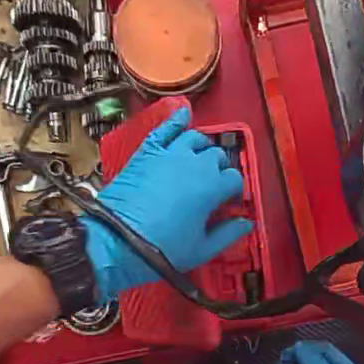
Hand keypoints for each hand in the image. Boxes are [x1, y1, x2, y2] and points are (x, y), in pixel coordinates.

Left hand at [83, 104, 252, 303]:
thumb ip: (228, 234)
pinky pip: (165, 128)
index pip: (234, 179)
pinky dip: (176, 119)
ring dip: (202, 147)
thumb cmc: (163, 250)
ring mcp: (170, 153)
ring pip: (195, 138)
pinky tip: (184, 113)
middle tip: (212, 186)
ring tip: (201, 157)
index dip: (233, 192)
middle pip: (217, 156)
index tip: (228, 203)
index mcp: (213, 187)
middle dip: (219, 169)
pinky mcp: (147, 152)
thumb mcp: (202, 249)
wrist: (118, 243)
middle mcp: (195, 163)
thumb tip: (246, 224)